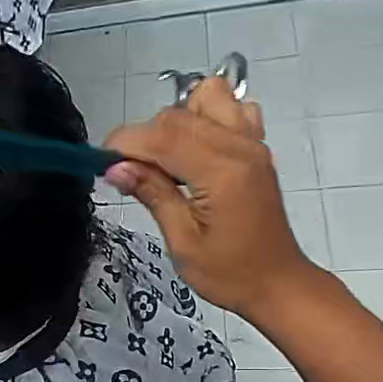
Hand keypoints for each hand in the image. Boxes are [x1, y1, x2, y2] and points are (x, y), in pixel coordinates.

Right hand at [104, 77, 324, 318]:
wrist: (278, 284)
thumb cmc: (232, 275)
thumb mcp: (184, 243)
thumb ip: (153, 196)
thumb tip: (116, 168)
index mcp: (222, 172)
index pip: (163, 136)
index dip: (125, 144)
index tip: (103, 163)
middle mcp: (241, 147)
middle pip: (179, 114)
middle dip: (147, 138)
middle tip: (134, 175)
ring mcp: (253, 143)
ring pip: (207, 98)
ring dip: (180, 120)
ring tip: (172, 161)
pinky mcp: (258, 148)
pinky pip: (232, 110)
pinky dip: (209, 119)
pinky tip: (200, 153)